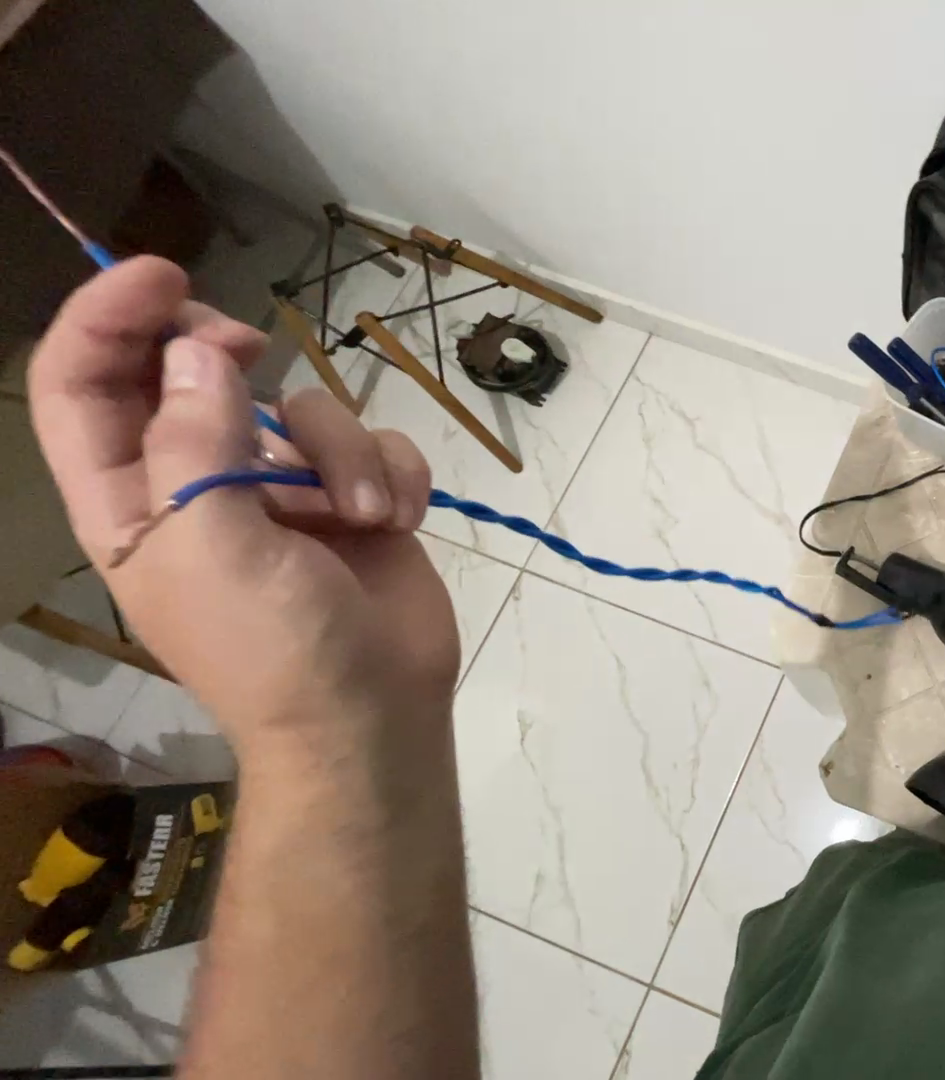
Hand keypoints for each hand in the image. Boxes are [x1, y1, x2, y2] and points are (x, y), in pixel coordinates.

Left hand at [27, 257, 458, 764]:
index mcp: (136, 496)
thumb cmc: (275, 642)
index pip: (90, 387)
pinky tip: (404, 520)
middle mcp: (214, 483)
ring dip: (348, 455)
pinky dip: (402, 477)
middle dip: (230, 359)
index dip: (110, 321)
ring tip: (369, 516)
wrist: (374, 703)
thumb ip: (197, 443)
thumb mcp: (212, 545)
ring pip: (319, 415)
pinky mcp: (371, 503)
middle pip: (203, 380)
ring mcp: (299, 494)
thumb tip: (198, 351)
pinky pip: (387, 452)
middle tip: (254, 348)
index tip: (163, 274)